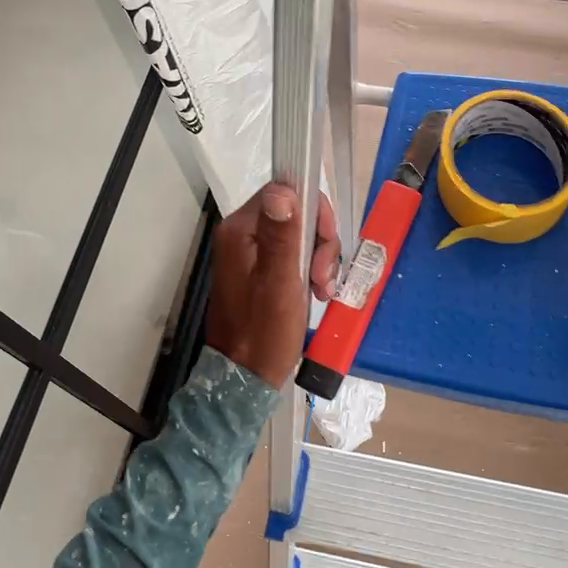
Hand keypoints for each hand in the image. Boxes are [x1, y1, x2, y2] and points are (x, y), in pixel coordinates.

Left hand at [204, 183, 339, 385]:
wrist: (245, 378)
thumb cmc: (264, 333)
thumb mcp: (280, 283)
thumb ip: (282, 236)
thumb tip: (283, 190)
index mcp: (241, 230)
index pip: (284, 191)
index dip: (313, 211)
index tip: (327, 241)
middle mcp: (242, 234)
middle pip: (294, 212)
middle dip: (320, 240)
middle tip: (324, 277)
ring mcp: (250, 252)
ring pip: (299, 234)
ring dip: (319, 259)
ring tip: (322, 290)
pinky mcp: (260, 269)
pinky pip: (294, 254)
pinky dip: (310, 270)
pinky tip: (317, 292)